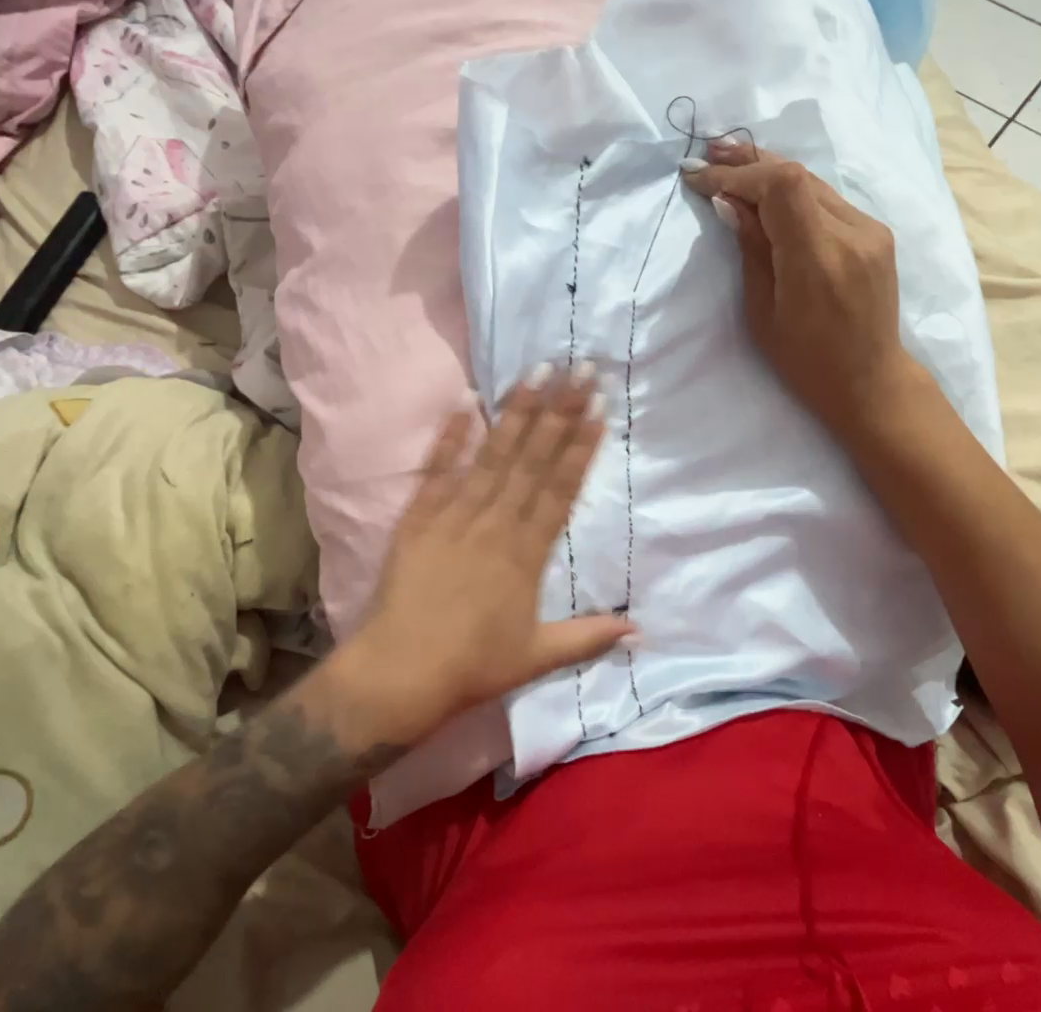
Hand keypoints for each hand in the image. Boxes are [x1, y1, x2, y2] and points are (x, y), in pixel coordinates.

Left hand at [337, 366, 635, 746]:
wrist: (400, 672)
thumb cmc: (473, 666)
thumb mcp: (538, 656)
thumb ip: (589, 637)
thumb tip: (640, 632)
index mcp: (526, 554)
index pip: (561, 488)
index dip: (582, 446)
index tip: (600, 407)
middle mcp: (494, 524)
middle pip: (532, 460)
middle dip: (559, 412)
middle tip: (579, 369)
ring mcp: (453, 517)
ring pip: (491, 456)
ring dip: (516, 413)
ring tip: (537, 371)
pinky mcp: (417, 520)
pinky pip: (436, 472)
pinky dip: (450, 437)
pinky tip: (466, 403)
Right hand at [681, 139, 919, 444]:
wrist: (869, 381)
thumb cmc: (805, 362)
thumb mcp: (762, 313)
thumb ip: (751, 250)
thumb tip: (730, 202)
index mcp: (817, 259)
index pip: (779, 187)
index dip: (737, 173)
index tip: (699, 178)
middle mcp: (851, 234)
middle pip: (796, 175)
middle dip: (749, 162)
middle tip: (708, 154)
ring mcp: (870, 231)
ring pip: (813, 182)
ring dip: (770, 170)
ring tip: (730, 160)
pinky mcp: (876, 234)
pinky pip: (828, 199)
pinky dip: (793, 190)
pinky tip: (768, 190)